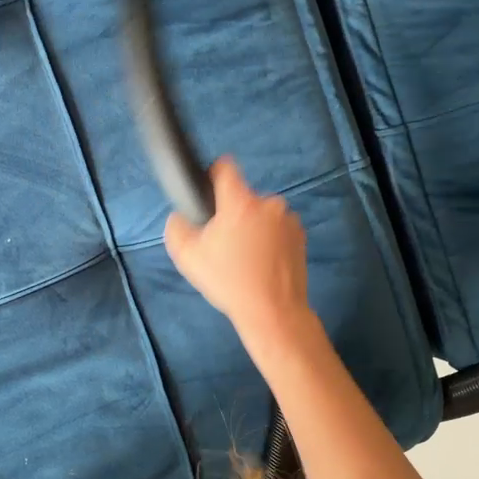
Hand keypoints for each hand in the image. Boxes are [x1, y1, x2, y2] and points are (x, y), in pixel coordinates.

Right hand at [164, 158, 309, 335]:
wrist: (273, 311)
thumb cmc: (228, 281)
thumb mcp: (186, 256)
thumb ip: (177, 226)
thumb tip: (183, 216)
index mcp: (239, 202)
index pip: (224, 167)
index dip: (211, 176)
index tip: (206, 194)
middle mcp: (267, 203)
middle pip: (242, 197)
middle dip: (232, 213)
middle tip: (223, 242)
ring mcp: (288, 219)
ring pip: (260, 214)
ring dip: (252, 226)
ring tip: (244, 257)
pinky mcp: (301, 236)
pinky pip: (277, 228)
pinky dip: (269, 239)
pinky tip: (262, 263)